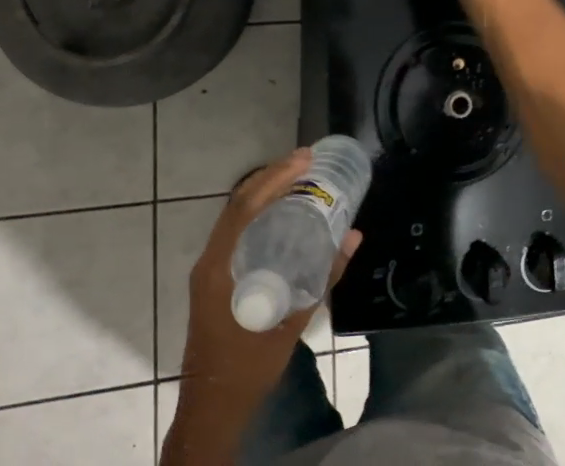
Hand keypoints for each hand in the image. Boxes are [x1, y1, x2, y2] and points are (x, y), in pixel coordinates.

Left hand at [169, 149, 360, 458]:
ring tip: (301, 179)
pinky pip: (239, 234)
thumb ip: (322, 277)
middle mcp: (211, 259)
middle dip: (273, 178)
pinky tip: (285, 216)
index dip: (275, 177)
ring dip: (266, 194)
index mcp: (220, 265)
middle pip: (239, 204)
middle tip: (308, 162)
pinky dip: (261, 216)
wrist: (214, 404)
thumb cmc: (249, 364)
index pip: (246, 206)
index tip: (305, 159)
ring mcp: (211, 269)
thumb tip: (353, 237)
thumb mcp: (291, 322)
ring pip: (237, 217)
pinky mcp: (217, 279)